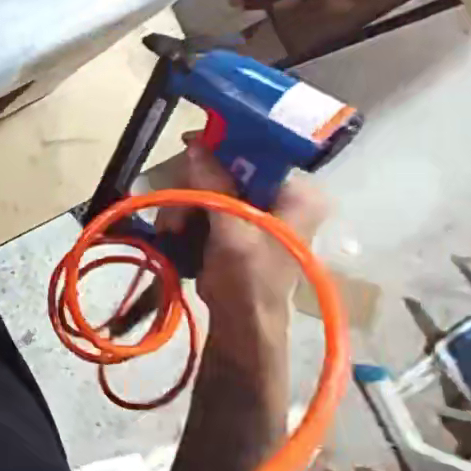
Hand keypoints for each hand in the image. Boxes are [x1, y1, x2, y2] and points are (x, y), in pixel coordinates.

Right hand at [173, 137, 327, 327]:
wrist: (243, 328)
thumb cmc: (248, 281)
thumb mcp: (232, 230)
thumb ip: (214, 185)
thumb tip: (195, 145)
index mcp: (299, 194)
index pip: (263, 151)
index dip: (226, 143)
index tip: (190, 143)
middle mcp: (285, 197)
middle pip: (234, 168)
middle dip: (196, 185)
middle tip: (173, 203)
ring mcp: (262, 212)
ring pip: (216, 186)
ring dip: (188, 203)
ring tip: (170, 227)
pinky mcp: (241, 226)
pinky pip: (212, 204)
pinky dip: (192, 214)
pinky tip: (176, 229)